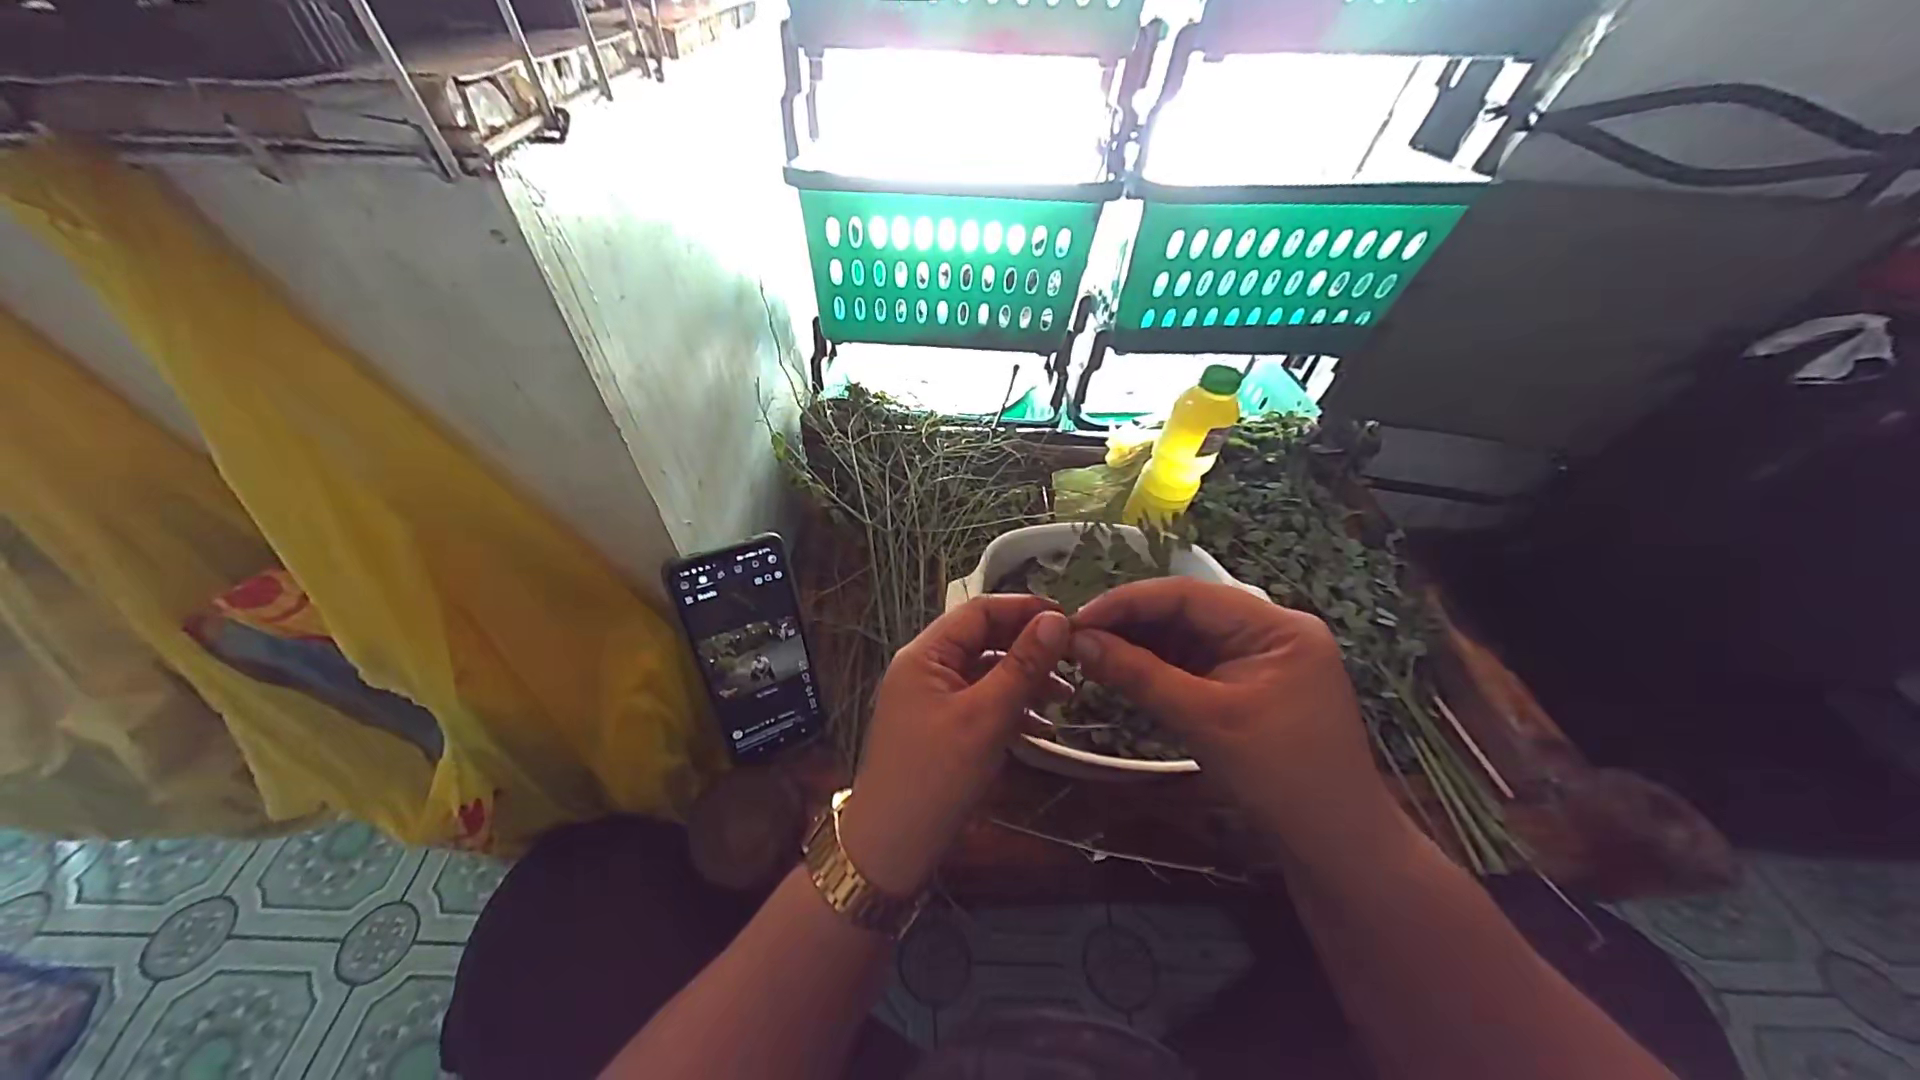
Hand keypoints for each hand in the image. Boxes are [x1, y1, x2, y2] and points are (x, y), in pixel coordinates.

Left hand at [836, 595, 1071, 895]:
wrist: (891, 849)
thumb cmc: (936, 776)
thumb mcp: (986, 717)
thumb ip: (1022, 666)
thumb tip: (1056, 620)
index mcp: (925, 654)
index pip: (979, 611)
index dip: (1024, 609)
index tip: (1069, 619)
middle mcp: (925, 668)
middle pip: (983, 641)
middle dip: (1028, 648)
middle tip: (1073, 661)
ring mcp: (932, 699)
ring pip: (985, 673)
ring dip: (1024, 680)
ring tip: (1065, 696)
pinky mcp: (940, 728)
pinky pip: (980, 703)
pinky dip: (1010, 708)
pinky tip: (1040, 726)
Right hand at [1069, 578, 1406, 863]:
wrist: (1335, 845)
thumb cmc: (1280, 777)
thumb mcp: (1204, 720)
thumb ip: (1139, 675)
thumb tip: (1077, 641)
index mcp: (1275, 625)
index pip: (1189, 595)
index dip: (1128, 602)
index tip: (1079, 618)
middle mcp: (1268, 629)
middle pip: (1186, 611)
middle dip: (1129, 622)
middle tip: (1076, 637)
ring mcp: (1258, 656)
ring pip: (1184, 635)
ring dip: (1137, 642)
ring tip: (1088, 651)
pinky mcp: (1245, 682)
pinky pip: (1192, 661)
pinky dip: (1155, 665)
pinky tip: (1119, 668)